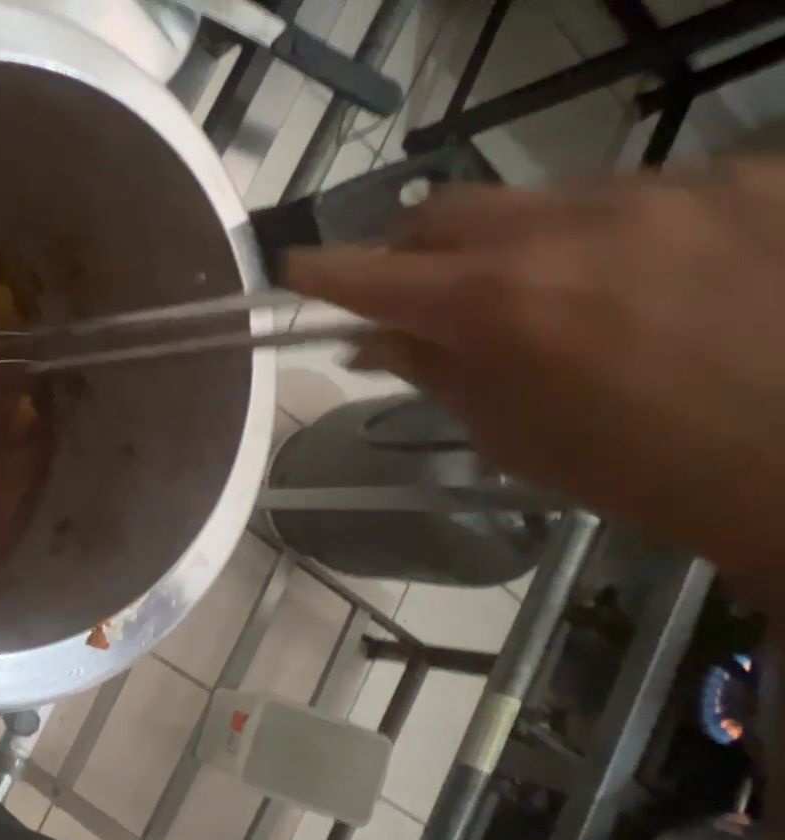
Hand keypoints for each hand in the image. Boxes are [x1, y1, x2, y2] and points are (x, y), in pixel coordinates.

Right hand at [288, 162, 784, 599]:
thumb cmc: (642, 470)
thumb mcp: (509, 432)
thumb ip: (433, 367)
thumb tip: (374, 336)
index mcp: (498, 304)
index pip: (370, 272)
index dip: (319, 273)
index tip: (291, 271)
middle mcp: (570, 228)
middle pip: (442, 210)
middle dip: (413, 250)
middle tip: (418, 292)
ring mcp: (665, 194)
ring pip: (538, 201)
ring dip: (516, 243)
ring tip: (554, 296)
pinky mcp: (747, 179)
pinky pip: (636, 196)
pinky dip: (609, 236)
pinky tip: (648, 283)